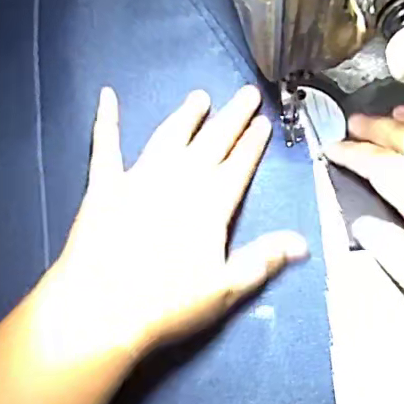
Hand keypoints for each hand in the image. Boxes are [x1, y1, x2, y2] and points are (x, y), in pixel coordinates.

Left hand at [33, 85, 308, 360]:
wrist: (102, 310)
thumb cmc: (167, 305)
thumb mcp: (225, 290)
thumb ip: (262, 261)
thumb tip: (302, 243)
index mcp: (210, 206)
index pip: (238, 166)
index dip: (252, 144)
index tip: (263, 123)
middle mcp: (177, 182)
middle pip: (210, 142)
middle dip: (231, 118)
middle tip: (246, 94)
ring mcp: (138, 179)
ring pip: (168, 137)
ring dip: (185, 115)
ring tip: (199, 97)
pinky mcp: (103, 186)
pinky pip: (105, 146)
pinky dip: (107, 121)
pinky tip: (107, 98)